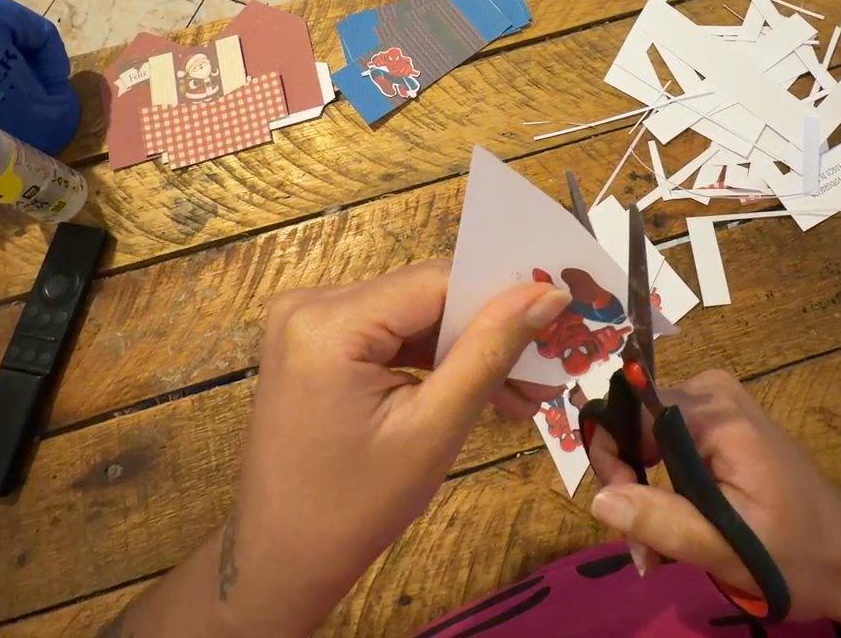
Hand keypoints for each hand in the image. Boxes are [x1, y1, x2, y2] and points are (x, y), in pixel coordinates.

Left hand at [219, 260, 571, 634]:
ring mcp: (307, 318)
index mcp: (328, 321)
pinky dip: (430, 358)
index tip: (558, 316)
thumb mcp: (434, 428)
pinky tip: (475, 389)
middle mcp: (310, 302)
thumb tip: (548, 294)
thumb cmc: (356, 506)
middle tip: (546, 367)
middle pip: (424, 295)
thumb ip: (491, 351)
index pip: (436, 280)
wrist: (282, 559)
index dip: (501, 293)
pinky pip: (388, 332)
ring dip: (464, 349)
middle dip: (486, 331)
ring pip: (412, 314)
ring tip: (521, 392)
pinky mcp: (315, 337)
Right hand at [585, 370, 840, 622]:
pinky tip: (675, 520)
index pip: (628, 413)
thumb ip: (661, 521)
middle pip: (634, 421)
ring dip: (642, 486)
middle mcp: (710, 388)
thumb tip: (598, 498)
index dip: (612, 461)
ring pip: (645, 430)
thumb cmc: (797, 557)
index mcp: (715, 413)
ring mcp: (716, 397)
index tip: (625, 516)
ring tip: (658, 545)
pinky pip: (666, 432)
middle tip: (643, 546)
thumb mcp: (726, 550)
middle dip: (627, 482)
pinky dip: (662, 478)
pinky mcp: (720, 414)